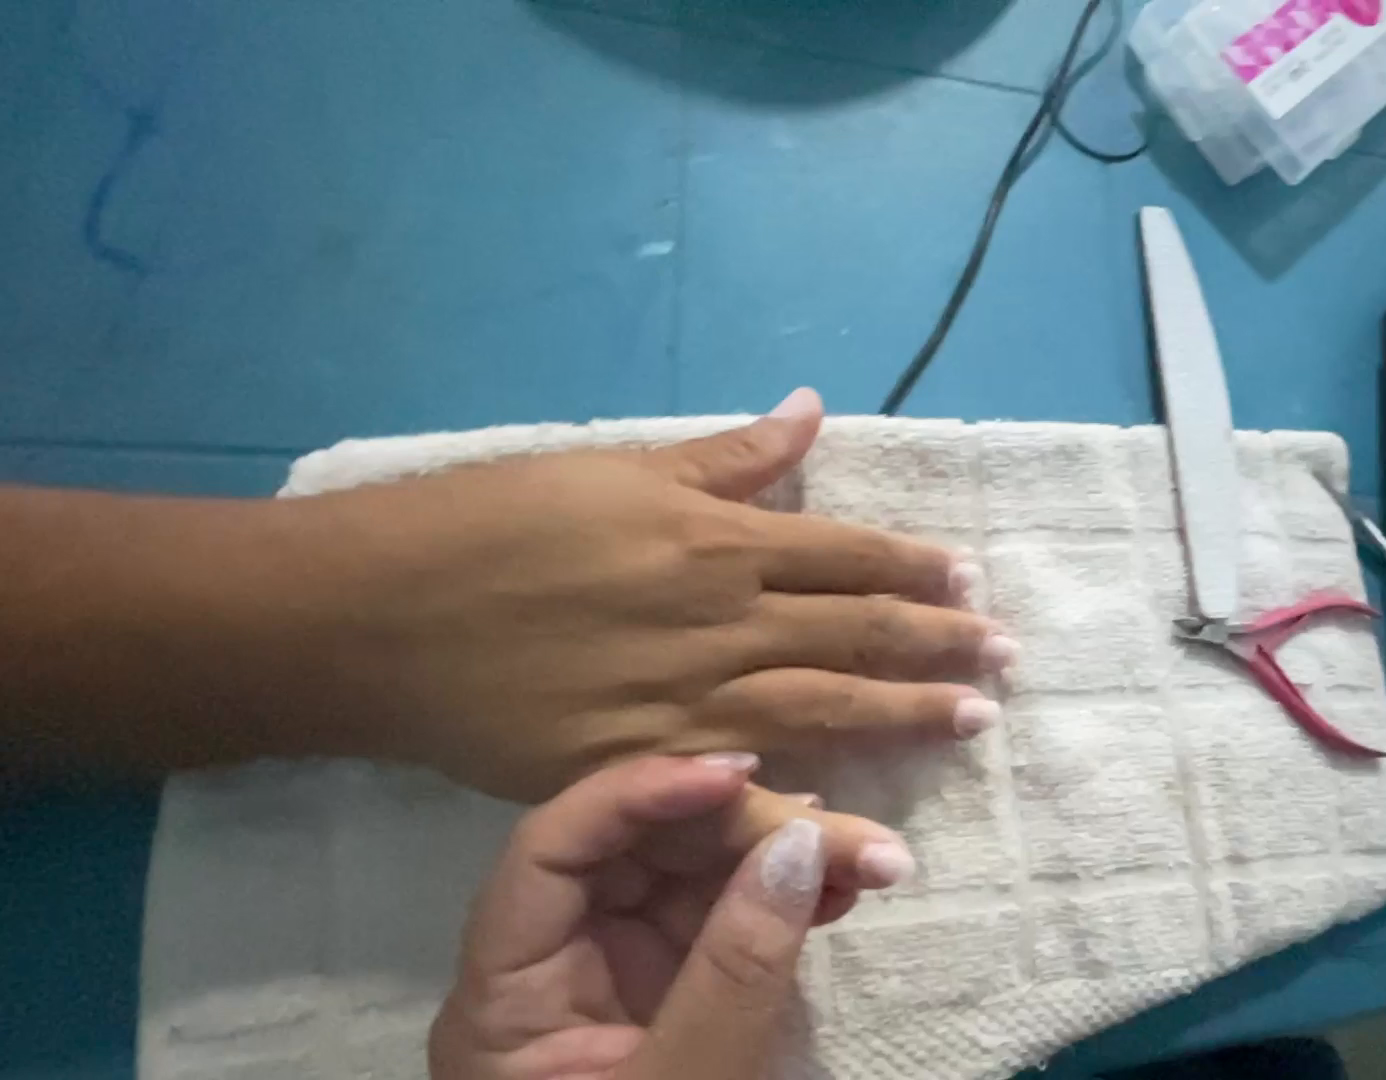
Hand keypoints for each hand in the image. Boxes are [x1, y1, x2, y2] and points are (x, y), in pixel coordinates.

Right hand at [273, 389, 1011, 800]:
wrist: (373, 615)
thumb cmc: (496, 522)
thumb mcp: (620, 467)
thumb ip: (731, 454)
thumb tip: (813, 410)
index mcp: (717, 541)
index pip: (848, 554)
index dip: (917, 566)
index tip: (971, 578)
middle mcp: (719, 620)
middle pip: (854, 631)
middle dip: (938, 641)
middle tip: (1006, 656)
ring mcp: (684, 701)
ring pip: (823, 706)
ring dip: (906, 714)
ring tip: (973, 720)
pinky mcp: (636, 766)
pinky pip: (739, 797)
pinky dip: (804, 818)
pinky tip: (868, 833)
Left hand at [431, 755, 903, 1079]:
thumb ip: (736, 972)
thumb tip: (799, 840)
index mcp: (511, 992)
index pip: (553, 848)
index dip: (641, 793)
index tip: (736, 780)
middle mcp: (564, 951)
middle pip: (648, 844)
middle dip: (755, 828)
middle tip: (853, 836)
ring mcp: (630, 955)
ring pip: (705, 862)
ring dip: (792, 850)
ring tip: (872, 858)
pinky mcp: (686, 965)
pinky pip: (738, 900)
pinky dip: (794, 888)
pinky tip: (845, 885)